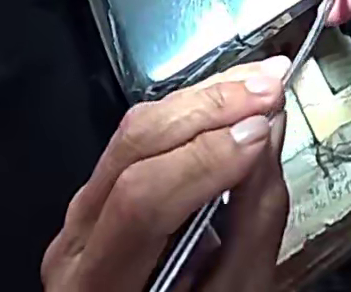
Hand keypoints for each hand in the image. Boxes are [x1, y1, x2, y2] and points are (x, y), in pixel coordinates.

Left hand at [42, 57, 290, 290]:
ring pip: (142, 123)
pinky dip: (198, 106)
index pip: (143, 197)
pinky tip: (234, 95)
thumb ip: (251, 226)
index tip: (261, 131)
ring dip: (208, 95)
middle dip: (211, 107)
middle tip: (270, 88)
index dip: (205, 158)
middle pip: (138, 142)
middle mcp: (79, 229)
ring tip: (262, 80)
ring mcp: (87, 200)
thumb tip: (268, 133)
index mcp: (98, 279)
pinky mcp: (107, 179)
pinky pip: (150, 129)